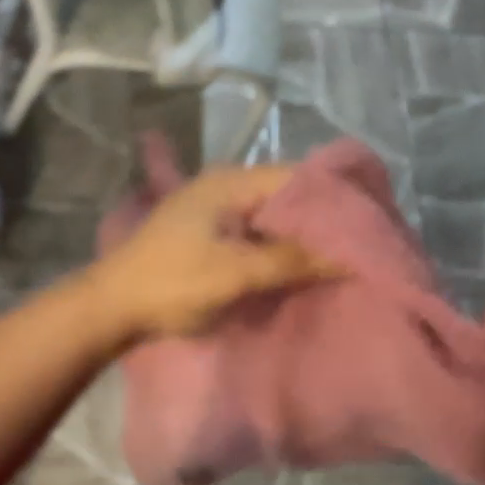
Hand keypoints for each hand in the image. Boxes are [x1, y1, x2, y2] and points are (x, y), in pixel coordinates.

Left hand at [84, 164, 344, 340]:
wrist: (111, 307)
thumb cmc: (172, 284)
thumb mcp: (235, 274)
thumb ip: (290, 259)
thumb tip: (349, 253)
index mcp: (230, 183)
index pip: (298, 177)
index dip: (336, 199)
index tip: (373, 225)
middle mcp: (225, 186)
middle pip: (287, 194)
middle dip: (323, 219)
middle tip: (364, 246)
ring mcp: (215, 209)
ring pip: (273, 214)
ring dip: (302, 234)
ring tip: (343, 258)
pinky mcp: (209, 233)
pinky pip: (257, 230)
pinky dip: (280, 245)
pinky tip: (302, 266)